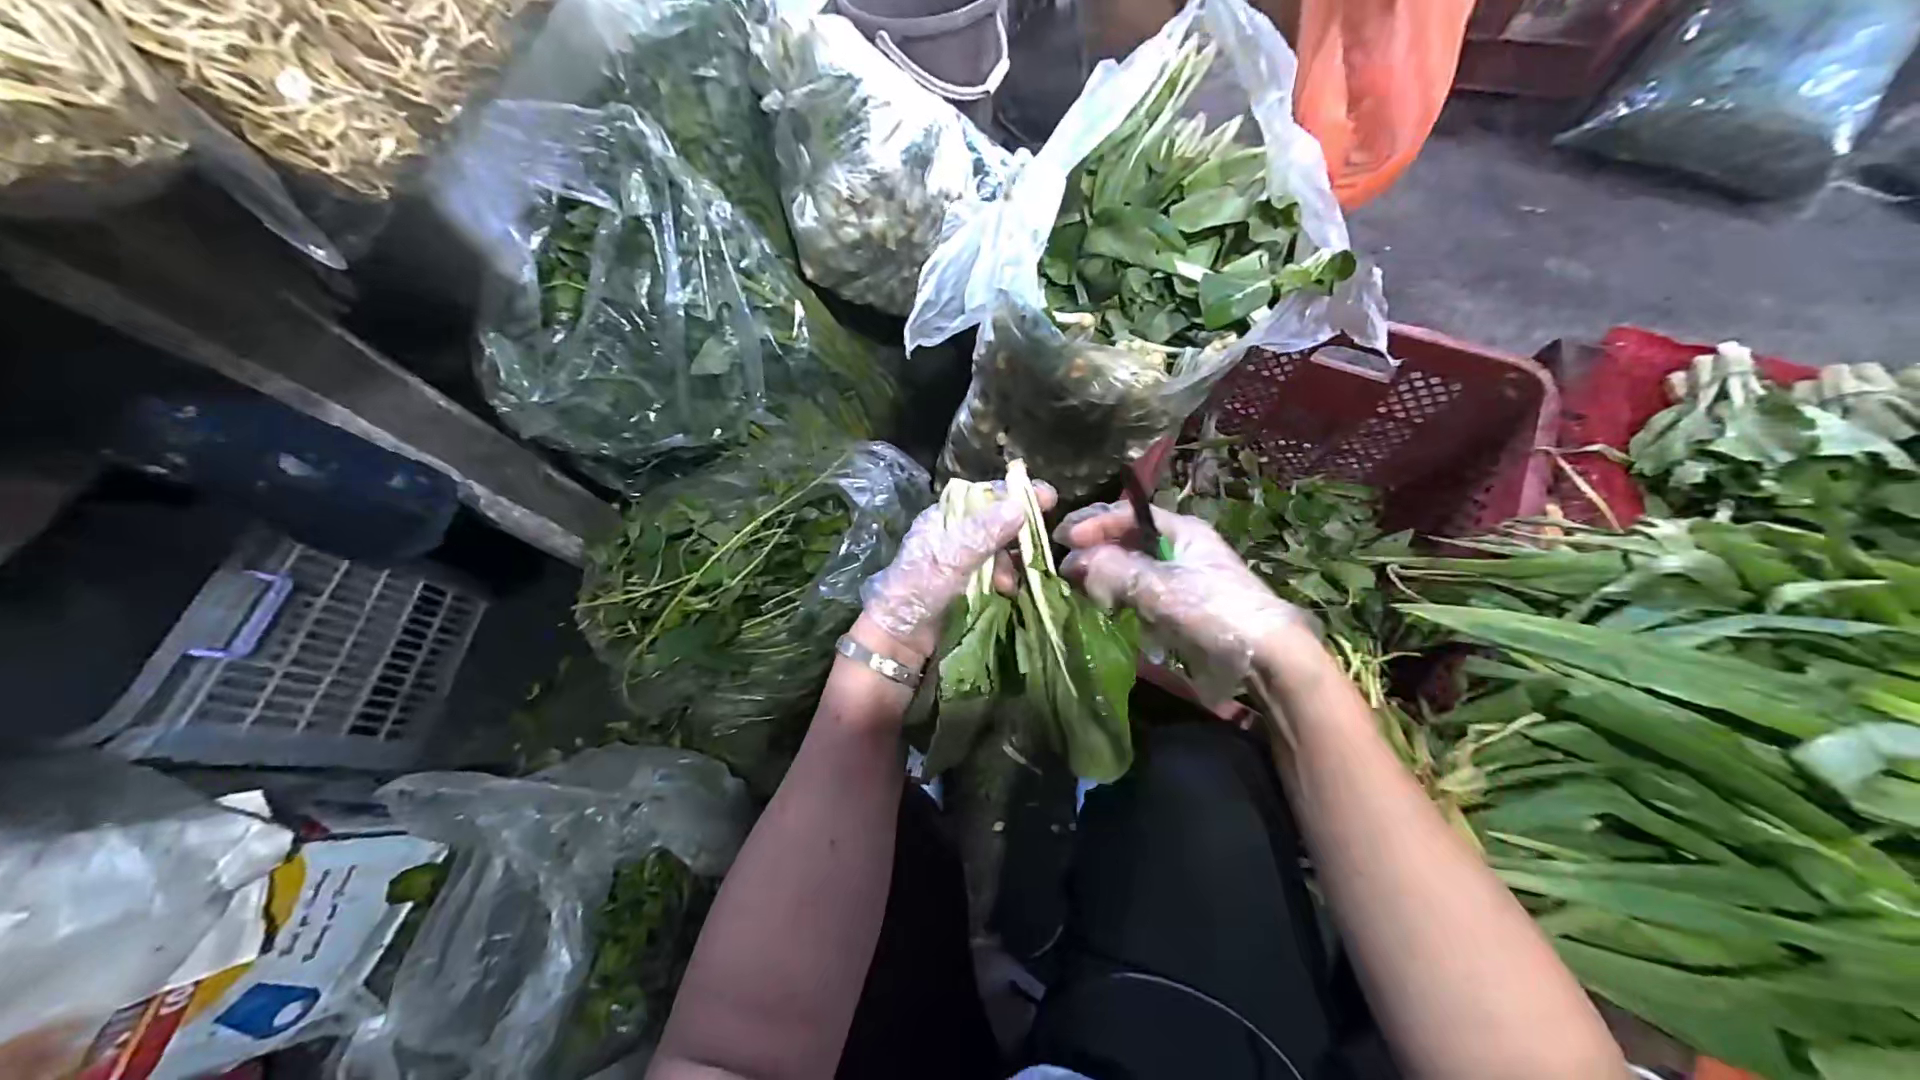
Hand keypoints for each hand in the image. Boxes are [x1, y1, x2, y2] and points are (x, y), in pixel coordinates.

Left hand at [860, 479, 1057, 657]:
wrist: (901, 639)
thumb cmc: (918, 590)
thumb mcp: (951, 557)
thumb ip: (984, 532)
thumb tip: (1019, 506)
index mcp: (946, 517)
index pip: (986, 496)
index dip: (1016, 494)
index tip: (1048, 497)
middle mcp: (957, 535)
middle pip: (1000, 523)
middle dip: (1019, 534)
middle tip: (1039, 545)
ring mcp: (965, 562)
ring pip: (1003, 551)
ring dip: (1014, 562)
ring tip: (1010, 581)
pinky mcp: (972, 587)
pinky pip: (1000, 575)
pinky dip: (1008, 580)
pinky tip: (1008, 592)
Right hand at [1056, 502, 1316, 703]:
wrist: (1265, 658)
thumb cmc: (1216, 610)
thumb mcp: (1162, 587)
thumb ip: (1114, 571)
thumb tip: (1073, 562)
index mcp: (1181, 530)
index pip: (1128, 514)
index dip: (1095, 524)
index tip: (1065, 541)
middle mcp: (1177, 548)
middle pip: (1125, 541)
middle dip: (1096, 552)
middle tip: (1068, 569)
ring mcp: (1176, 579)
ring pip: (1127, 569)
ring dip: (1105, 578)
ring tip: (1086, 591)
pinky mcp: (1175, 607)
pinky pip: (1137, 596)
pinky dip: (1120, 601)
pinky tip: (1109, 610)